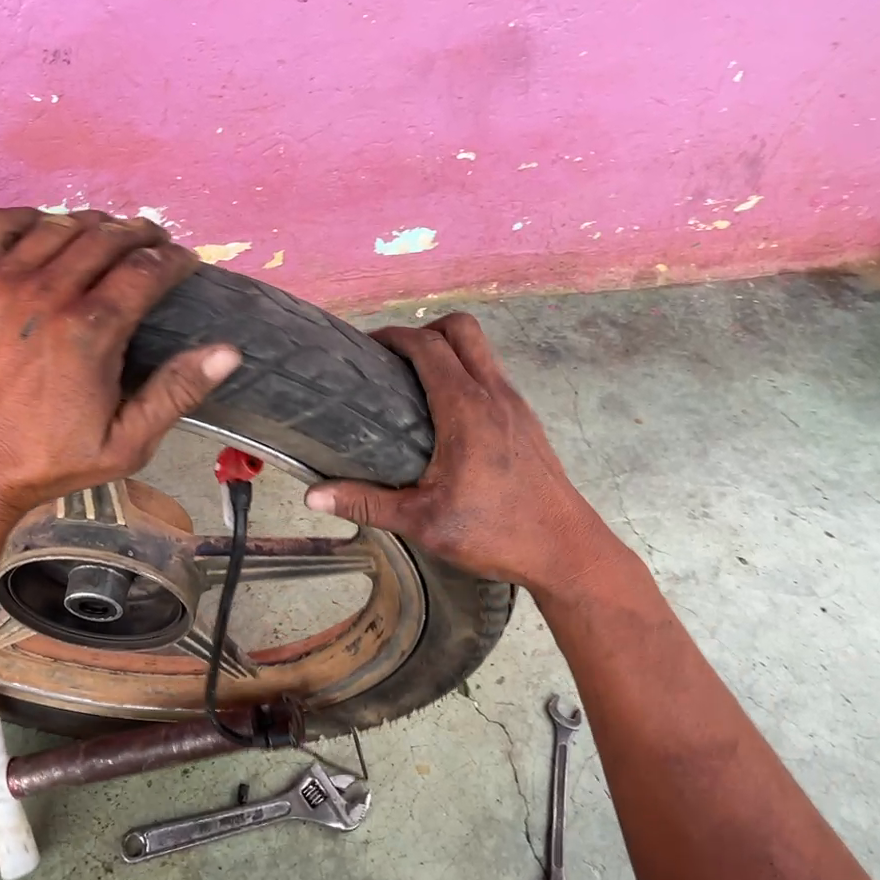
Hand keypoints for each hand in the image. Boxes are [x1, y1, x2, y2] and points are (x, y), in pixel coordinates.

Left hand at [0, 208, 240, 523]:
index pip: (144, 270)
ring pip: (56, 227)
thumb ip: (176, 393)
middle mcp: (43, 295)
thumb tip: (228, 352)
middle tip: (154, 244)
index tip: (185, 262)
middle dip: (139, 235)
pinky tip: (44, 231)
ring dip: (91, 225)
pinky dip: (26, 219)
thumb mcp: (126, 444)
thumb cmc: (49, 461)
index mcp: (88, 332)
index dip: (173, 260)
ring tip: (108, 236)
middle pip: (104, 239)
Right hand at [304, 313, 627, 590]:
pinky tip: (446, 412)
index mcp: (466, 408)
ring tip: (413, 380)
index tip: (365, 346)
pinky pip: (491, 374)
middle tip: (392, 357)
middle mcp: (494, 393)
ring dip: (447, 349)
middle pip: (461, 328)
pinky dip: (465, 372)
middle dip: (423, 329)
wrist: (567, 551)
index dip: (394, 336)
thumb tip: (312, 497)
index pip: (428, 346)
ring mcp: (515, 404)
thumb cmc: (494, 533)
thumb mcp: (422, 522)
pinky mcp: (526, 420)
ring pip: (481, 349)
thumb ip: (366, 503)